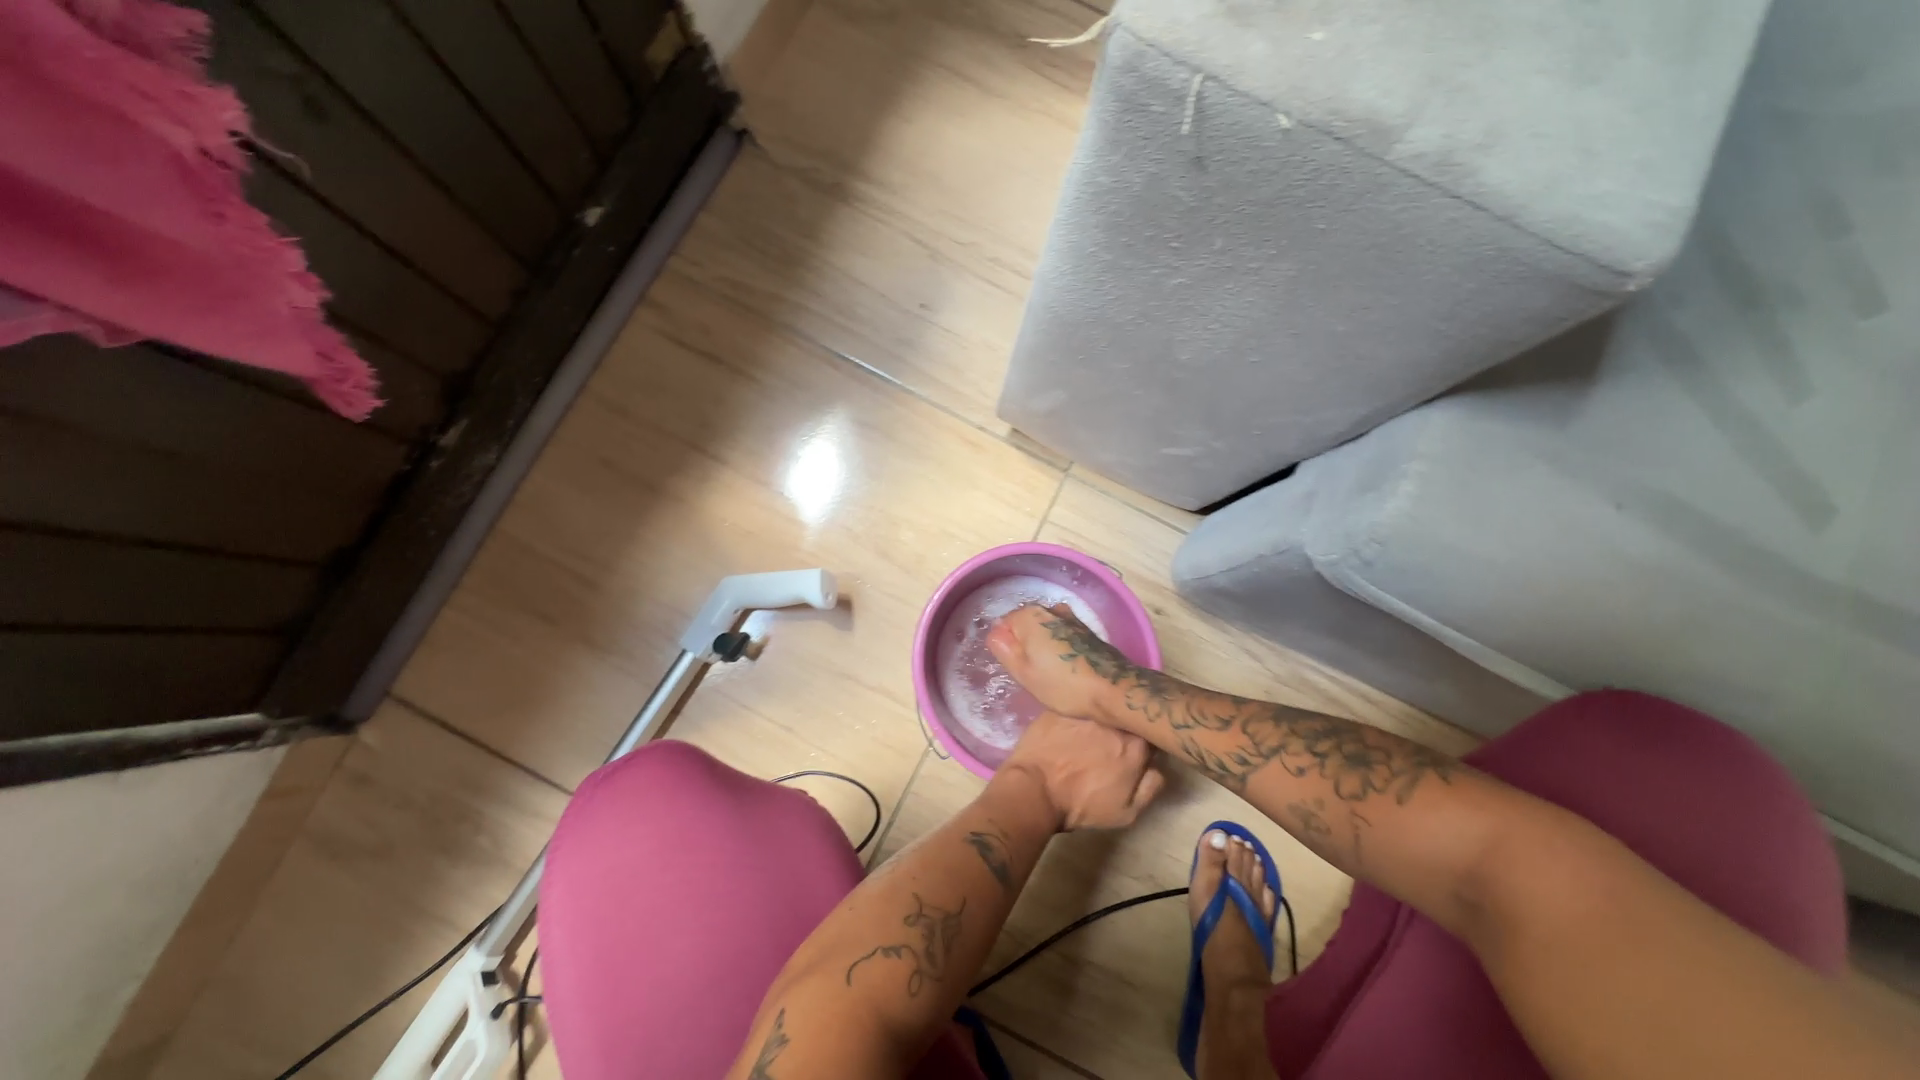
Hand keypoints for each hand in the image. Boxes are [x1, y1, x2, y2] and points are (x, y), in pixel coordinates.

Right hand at [987, 604, 1134, 720]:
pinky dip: (1059, 650)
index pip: (1003, 626)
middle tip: (1032, 675)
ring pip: (1045, 632)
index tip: (1017, 669)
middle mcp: (1051, 610)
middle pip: (1025, 627)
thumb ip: (1004, 649)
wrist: (1114, 690)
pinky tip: (1066, 671)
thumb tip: (995, 634)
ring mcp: (1072, 619)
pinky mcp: (1087, 632)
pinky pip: (1062, 637)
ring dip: (1043, 649)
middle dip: (1024, 647)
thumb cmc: (1063, 685)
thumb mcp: (1024, 673)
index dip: (1007, 649)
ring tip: (1050, 676)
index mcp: (1030, 616)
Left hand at [998, 710, 1164, 829]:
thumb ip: (1150, 787)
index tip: (1134, 750)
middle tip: (1108, 742)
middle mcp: (1115, 721)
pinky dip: (1073, 715)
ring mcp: (1085, 709)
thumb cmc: (1081, 805)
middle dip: (1122, 727)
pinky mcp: (1059, 706)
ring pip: (1099, 709)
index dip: (1144, 742)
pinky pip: (1072, 707)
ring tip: (1086, 732)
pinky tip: (1066, 726)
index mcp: (1136, 745)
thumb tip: (1157, 768)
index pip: (1151, 736)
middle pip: (1126, 719)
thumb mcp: (1125, 813)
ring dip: (1098, 719)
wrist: (1034, 791)